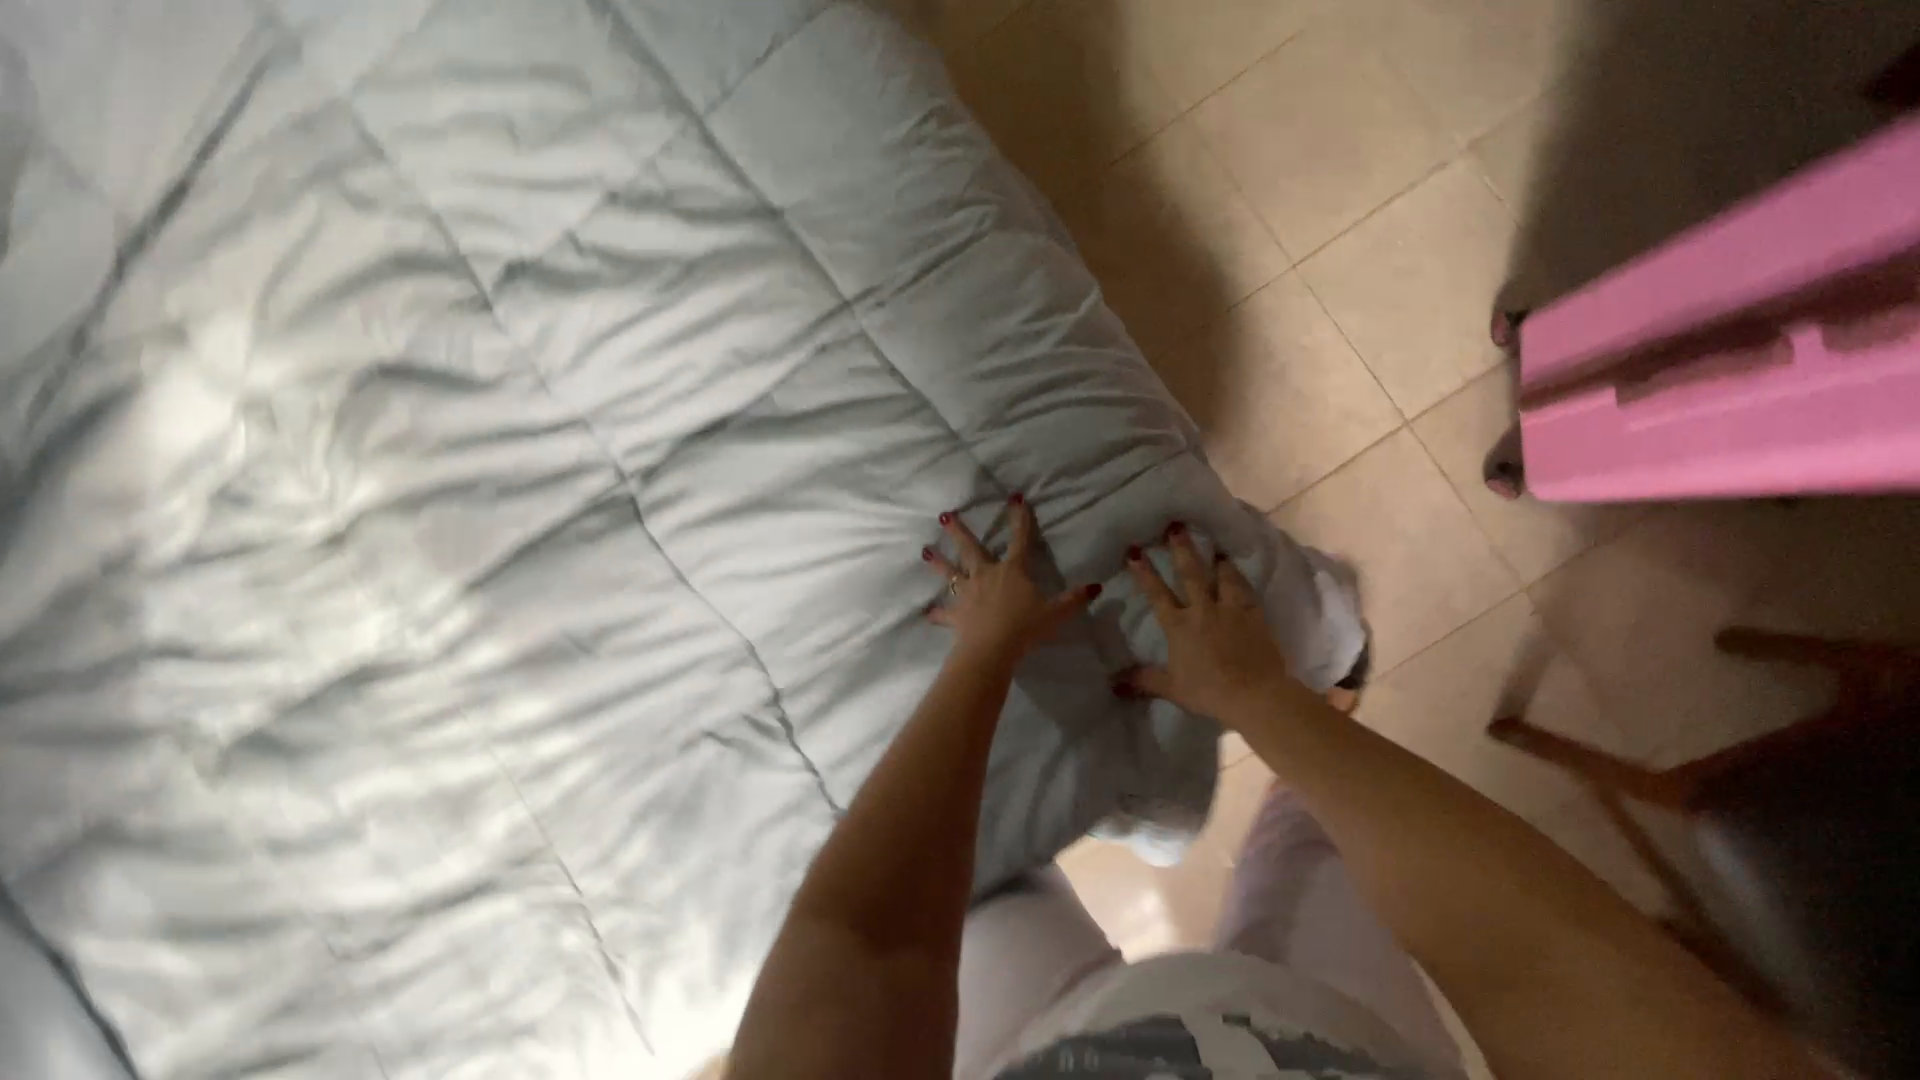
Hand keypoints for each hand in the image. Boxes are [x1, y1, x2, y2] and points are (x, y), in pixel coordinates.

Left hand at [923, 494, 1098, 659]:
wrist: (992, 648)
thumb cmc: (1025, 627)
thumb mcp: (1056, 613)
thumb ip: (1074, 600)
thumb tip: (1096, 587)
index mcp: (1012, 571)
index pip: (1020, 540)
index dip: (1020, 519)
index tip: (1015, 499)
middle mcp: (986, 575)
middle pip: (971, 548)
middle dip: (959, 530)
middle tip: (945, 515)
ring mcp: (968, 593)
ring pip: (951, 573)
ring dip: (938, 561)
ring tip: (925, 551)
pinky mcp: (956, 614)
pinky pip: (944, 613)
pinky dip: (937, 613)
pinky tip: (928, 613)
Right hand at [1113, 524, 1294, 725]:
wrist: (1254, 695)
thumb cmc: (1208, 691)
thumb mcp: (1171, 688)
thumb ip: (1142, 680)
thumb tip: (1112, 683)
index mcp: (1178, 626)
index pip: (1157, 593)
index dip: (1144, 572)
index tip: (1135, 551)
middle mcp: (1203, 610)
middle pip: (1190, 573)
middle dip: (1181, 549)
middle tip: (1176, 526)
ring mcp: (1231, 611)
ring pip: (1223, 577)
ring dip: (1217, 560)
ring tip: (1216, 546)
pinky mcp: (1255, 617)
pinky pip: (1246, 592)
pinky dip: (1242, 581)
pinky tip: (1240, 575)